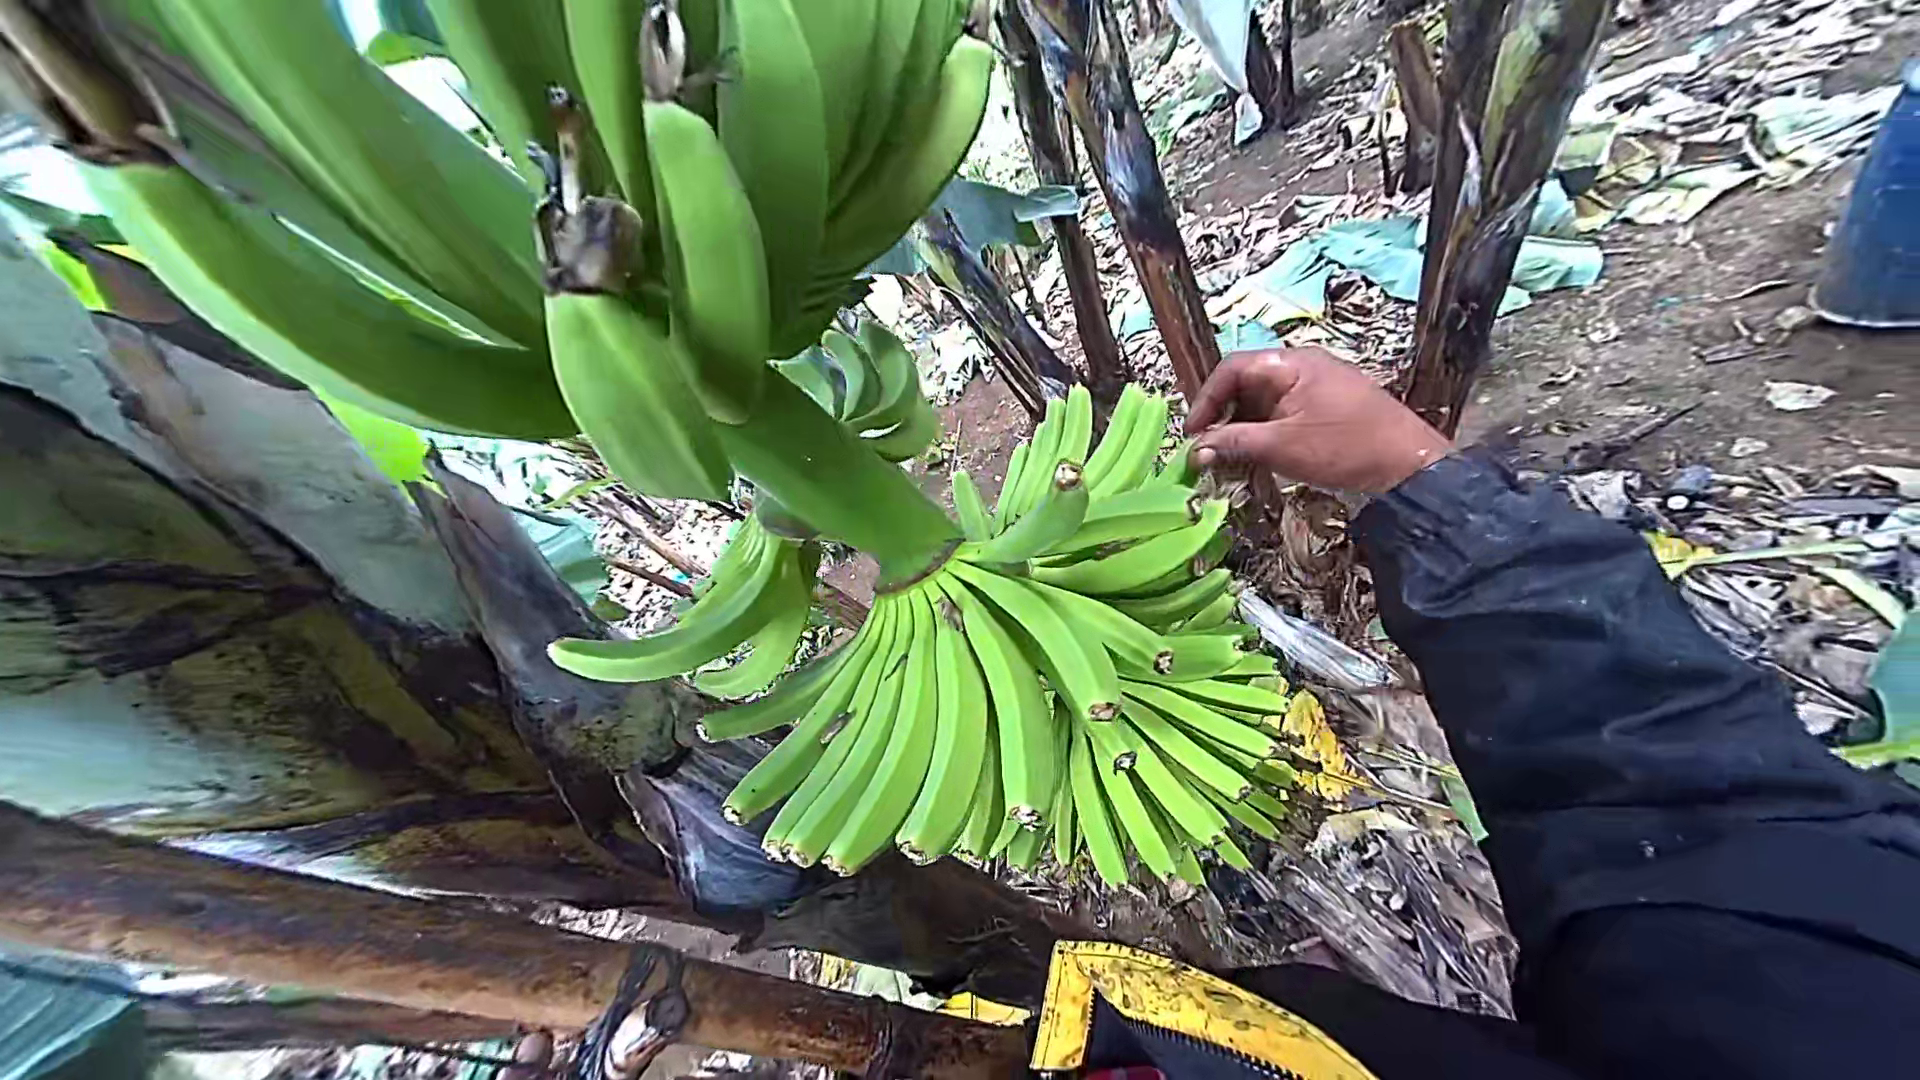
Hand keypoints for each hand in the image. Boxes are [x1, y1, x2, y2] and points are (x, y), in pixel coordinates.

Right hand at [1184, 348, 1450, 493]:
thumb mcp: (1280, 446)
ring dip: (1237, 427)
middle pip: (1243, 384)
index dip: (1205, 399)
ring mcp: (1312, 387)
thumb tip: (1193, 450)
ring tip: (1225, 455)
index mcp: (1291, 365)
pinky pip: (1277, 413)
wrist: (1408, 466)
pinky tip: (1252, 455)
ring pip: (1258, 401)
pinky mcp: (1320, 407)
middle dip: (1219, 415)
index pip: (1231, 369)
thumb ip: (1232, 443)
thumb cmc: (1345, 447)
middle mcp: (1300, 368)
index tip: (1193, 432)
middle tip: (1205, 446)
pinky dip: (1258, 432)